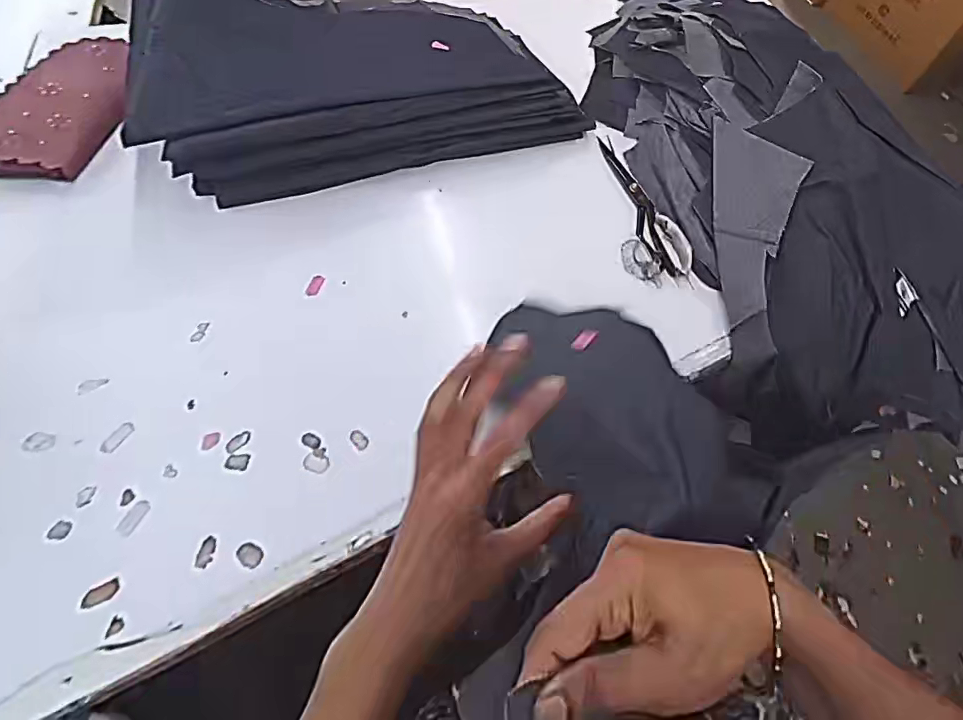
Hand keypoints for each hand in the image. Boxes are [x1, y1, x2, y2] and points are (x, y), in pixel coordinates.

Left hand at [354, 338, 572, 669]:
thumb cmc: (442, 597)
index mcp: (464, 492)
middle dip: (494, 369)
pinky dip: (441, 397)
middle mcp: (440, 474)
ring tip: (481, 349)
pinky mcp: (417, 477)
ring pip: (439, 409)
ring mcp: (425, 472)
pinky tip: (453, 388)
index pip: (505, 435)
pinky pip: (427, 425)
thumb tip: (566, 502)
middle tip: (516, 344)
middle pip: (467, 406)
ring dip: (461, 374)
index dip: (533, 406)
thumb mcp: (502, 562)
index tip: (554, 384)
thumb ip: (538, 526)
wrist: (396, 619)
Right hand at [518, 531, 776, 718]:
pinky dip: (610, 640)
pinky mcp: (637, 563)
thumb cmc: (724, 635)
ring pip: (585, 619)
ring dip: (593, 659)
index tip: (549, 717)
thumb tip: (543, 702)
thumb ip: (598, 687)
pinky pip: (605, 608)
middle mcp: (614, 553)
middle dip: (574, 672)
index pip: (553, 631)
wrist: (767, 600)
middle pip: (568, 624)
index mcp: (617, 572)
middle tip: (599, 708)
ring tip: (627, 686)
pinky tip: (635, 660)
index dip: (541, 681)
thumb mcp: (663, 678)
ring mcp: (625, 554)